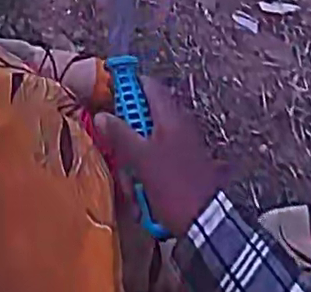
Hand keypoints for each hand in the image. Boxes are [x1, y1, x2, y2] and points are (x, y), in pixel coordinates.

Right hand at [94, 77, 220, 232]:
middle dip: (126, 133)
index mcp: (169, 115)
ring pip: (148, 141)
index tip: (109, 95)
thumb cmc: (174, 185)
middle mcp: (178, 124)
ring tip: (131, 185)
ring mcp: (183, 145)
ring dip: (134, 160)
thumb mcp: (140, 159)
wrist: (209, 227)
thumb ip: (120, 134)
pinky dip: (147, 172)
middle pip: (143, 115)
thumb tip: (101, 115)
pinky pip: (158, 159)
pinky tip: (142, 194)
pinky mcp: (184, 166)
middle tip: (116, 150)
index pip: (146, 84)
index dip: (126, 85)